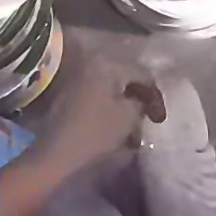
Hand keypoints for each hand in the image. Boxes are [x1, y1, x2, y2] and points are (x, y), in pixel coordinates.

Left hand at [31, 47, 164, 176]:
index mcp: (107, 65)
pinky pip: (97, 99)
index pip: (142, 74)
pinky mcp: (69, 96)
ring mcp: (78, 80)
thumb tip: (140, 100)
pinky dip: (109, 113)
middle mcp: (91, 65)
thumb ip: (141, 103)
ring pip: (111, 92)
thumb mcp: (127, 117)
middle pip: (125, 81)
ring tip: (133, 136)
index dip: (156, 97)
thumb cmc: (95, 131)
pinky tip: (116, 133)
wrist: (55, 150)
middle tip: (148, 124)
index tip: (160, 121)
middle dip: (139, 103)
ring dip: (125, 111)